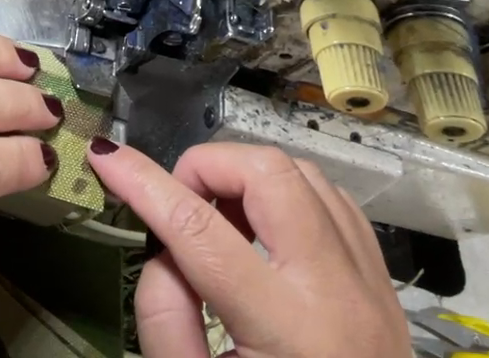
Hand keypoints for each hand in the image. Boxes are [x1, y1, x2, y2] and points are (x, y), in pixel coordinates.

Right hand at [88, 141, 408, 357]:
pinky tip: (260, 231)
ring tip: (220, 222)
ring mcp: (371, 282)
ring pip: (302, 173)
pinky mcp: (382, 281)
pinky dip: (285, 194)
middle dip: (207, 169)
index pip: (201, 229)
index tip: (106, 156)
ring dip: (246, 179)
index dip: (144, 183)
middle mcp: (341, 292)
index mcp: (293, 332)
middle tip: (178, 206)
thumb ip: (165, 315)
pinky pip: (329, 198)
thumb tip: (164, 247)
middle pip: (267, 173)